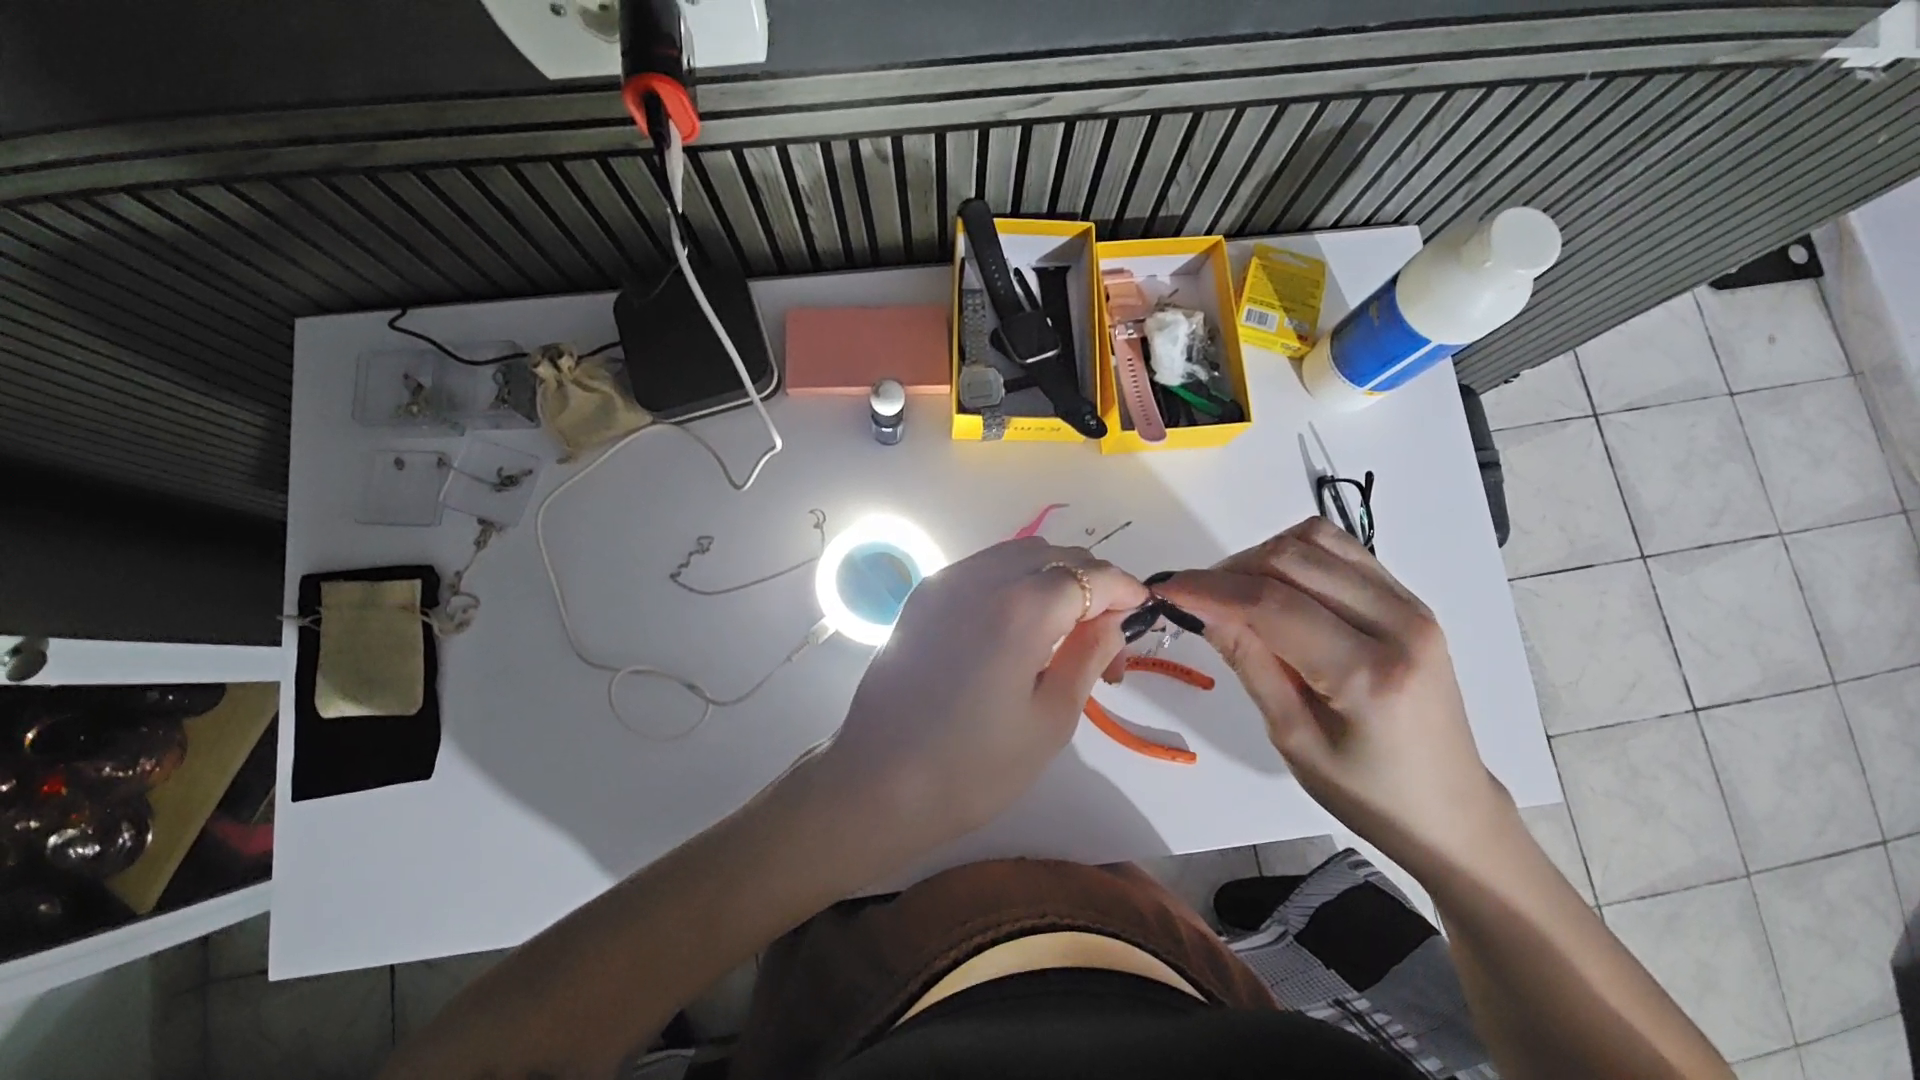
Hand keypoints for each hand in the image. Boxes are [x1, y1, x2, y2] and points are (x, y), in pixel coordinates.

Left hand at [816, 537, 1148, 855]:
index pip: (1088, 575)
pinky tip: (1019, 626)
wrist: (877, 784)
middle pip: (1052, 554)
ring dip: (1050, 576)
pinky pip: (980, 570)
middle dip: (1089, 580)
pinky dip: (1012, 582)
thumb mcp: (1051, 719)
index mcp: (1020, 607)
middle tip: (1105, 633)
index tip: (1141, 611)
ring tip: (1064, 629)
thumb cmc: (974, 767)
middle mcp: (979, 578)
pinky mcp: (920, 599)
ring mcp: (943, 584)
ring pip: (1014, 555)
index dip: (1122, 588)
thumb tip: (1111, 619)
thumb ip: (1088, 655)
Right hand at [1153, 518, 1511, 866]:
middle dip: (1231, 569)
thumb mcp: (1293, 739)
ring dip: (1263, 556)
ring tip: (1234, 594)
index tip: (1165, 589)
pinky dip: (1296, 558)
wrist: (1448, 808)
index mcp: (1370, 674)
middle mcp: (1399, 623)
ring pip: (1318, 540)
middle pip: (1294, 558)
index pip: (1273, 605)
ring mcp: (1411, 604)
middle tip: (1196, 598)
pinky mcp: (1410, 600)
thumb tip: (1201, 609)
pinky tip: (1275, 591)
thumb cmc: (1365, 792)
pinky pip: (1342, 552)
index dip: (1210, 589)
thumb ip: (1250, 663)